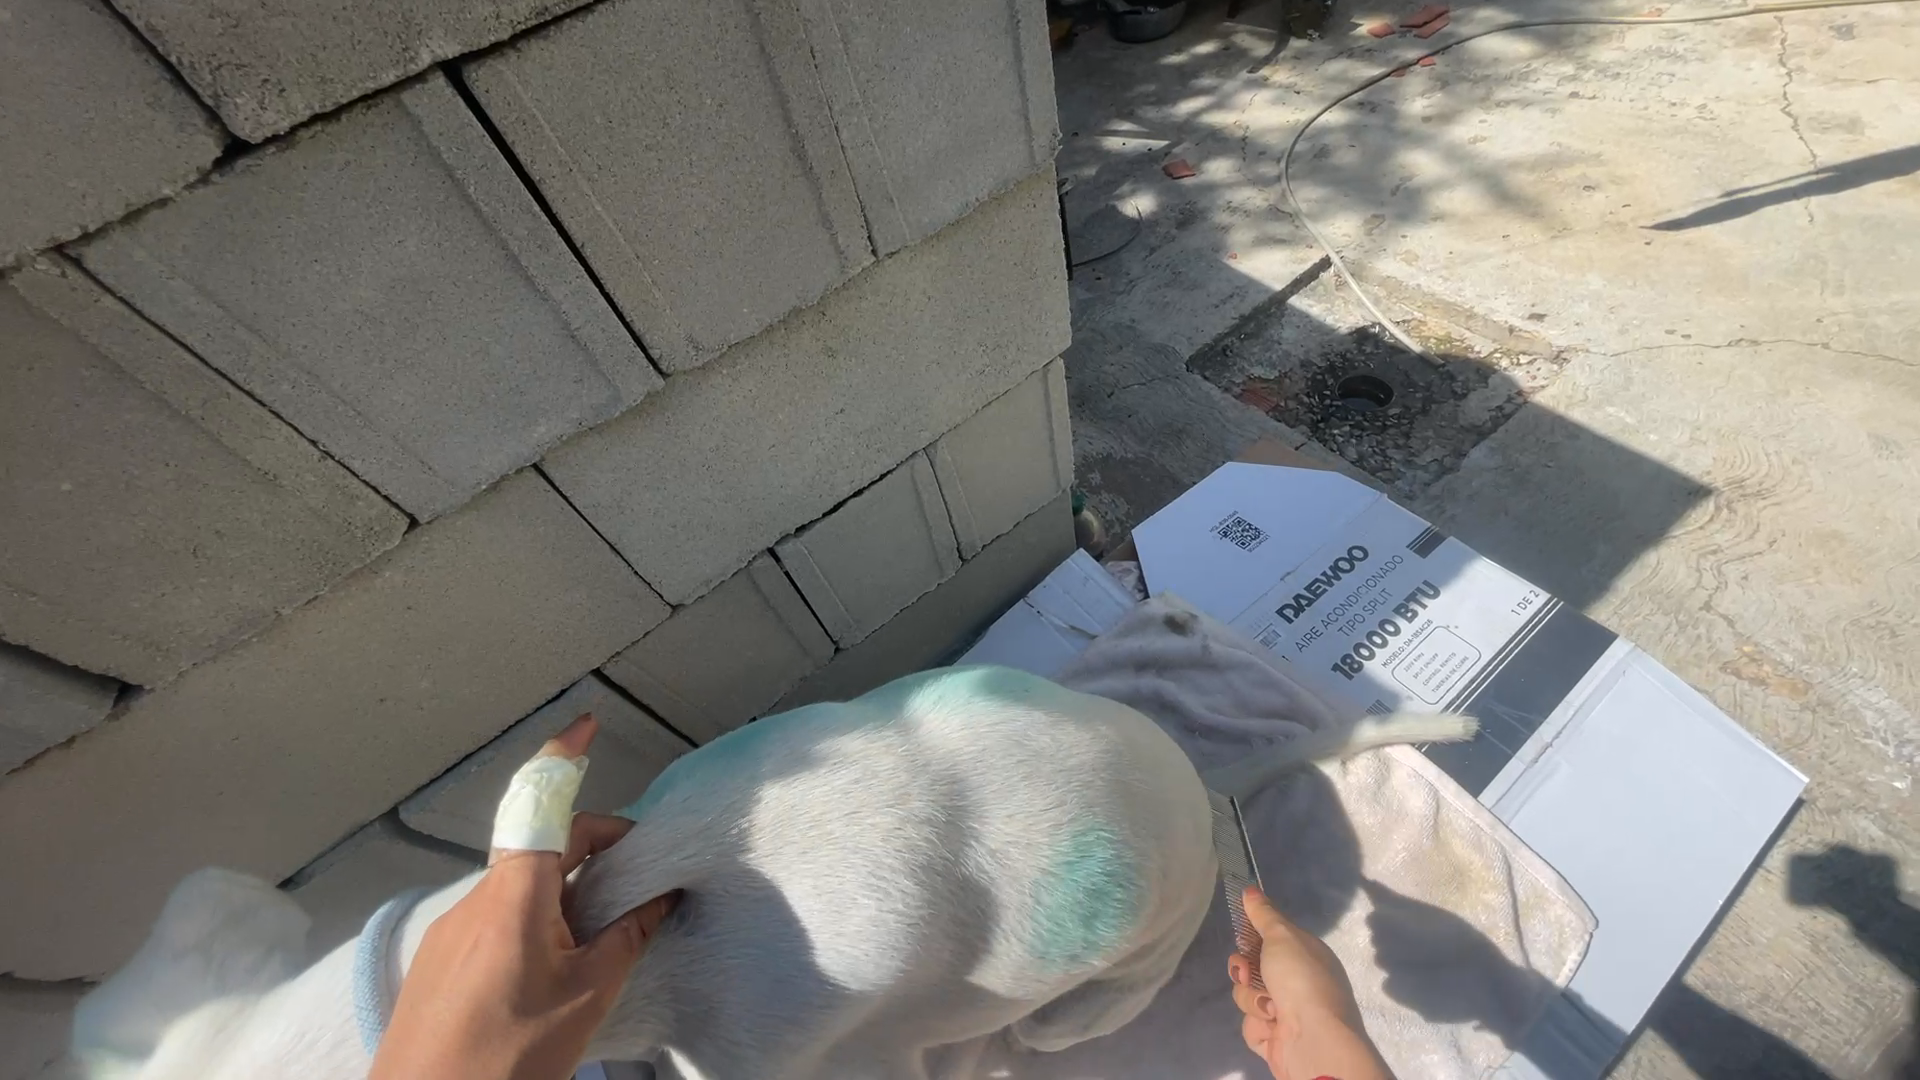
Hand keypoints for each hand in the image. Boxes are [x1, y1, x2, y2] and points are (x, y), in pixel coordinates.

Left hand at [371, 716, 676, 1079]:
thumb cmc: (508, 1061)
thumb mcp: (588, 996)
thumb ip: (629, 935)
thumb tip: (663, 896)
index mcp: (514, 897)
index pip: (539, 807)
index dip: (563, 757)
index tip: (587, 722)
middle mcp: (476, 901)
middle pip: (544, 844)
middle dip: (597, 844)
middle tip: (638, 882)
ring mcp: (451, 933)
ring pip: (523, 882)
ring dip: (570, 885)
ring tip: (601, 933)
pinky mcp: (439, 965)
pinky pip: (499, 914)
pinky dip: (539, 913)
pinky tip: (557, 962)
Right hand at [1228, 886, 1393, 1079]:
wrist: (1315, 1042)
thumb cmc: (1302, 980)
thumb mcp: (1282, 936)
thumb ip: (1264, 914)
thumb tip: (1250, 889)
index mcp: (1307, 957)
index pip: (1273, 938)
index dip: (1255, 935)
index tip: (1243, 933)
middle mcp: (1299, 984)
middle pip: (1253, 965)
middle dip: (1243, 967)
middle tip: (1245, 969)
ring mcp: (1287, 1013)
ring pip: (1247, 993)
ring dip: (1251, 997)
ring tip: (1268, 1006)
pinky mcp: (1276, 1040)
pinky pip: (1251, 1024)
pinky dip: (1257, 1024)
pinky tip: (1271, 1027)